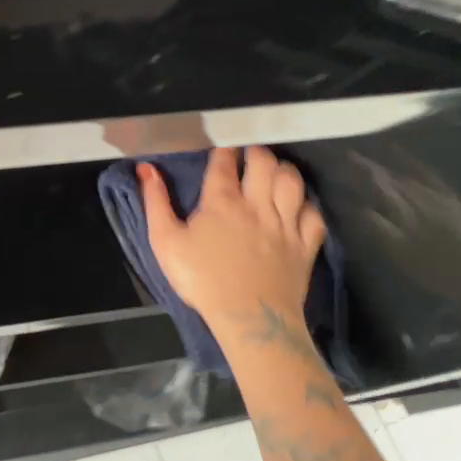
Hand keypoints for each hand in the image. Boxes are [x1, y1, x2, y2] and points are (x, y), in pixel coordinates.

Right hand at [139, 146, 326, 337]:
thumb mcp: (164, 241)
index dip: (222, 148)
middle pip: (264, 164)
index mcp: (221, 202)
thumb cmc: (201, 278)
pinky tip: (298, 206)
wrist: (249, 317)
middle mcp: (257, 205)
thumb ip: (155, 202)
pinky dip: (307, 204)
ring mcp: (285, 224)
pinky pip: (314, 215)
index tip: (220, 143)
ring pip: (292, 183)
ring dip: (283, 171)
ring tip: (274, 170)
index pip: (224, 163)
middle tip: (248, 153)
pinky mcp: (305, 245)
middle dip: (256, 152)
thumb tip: (146, 168)